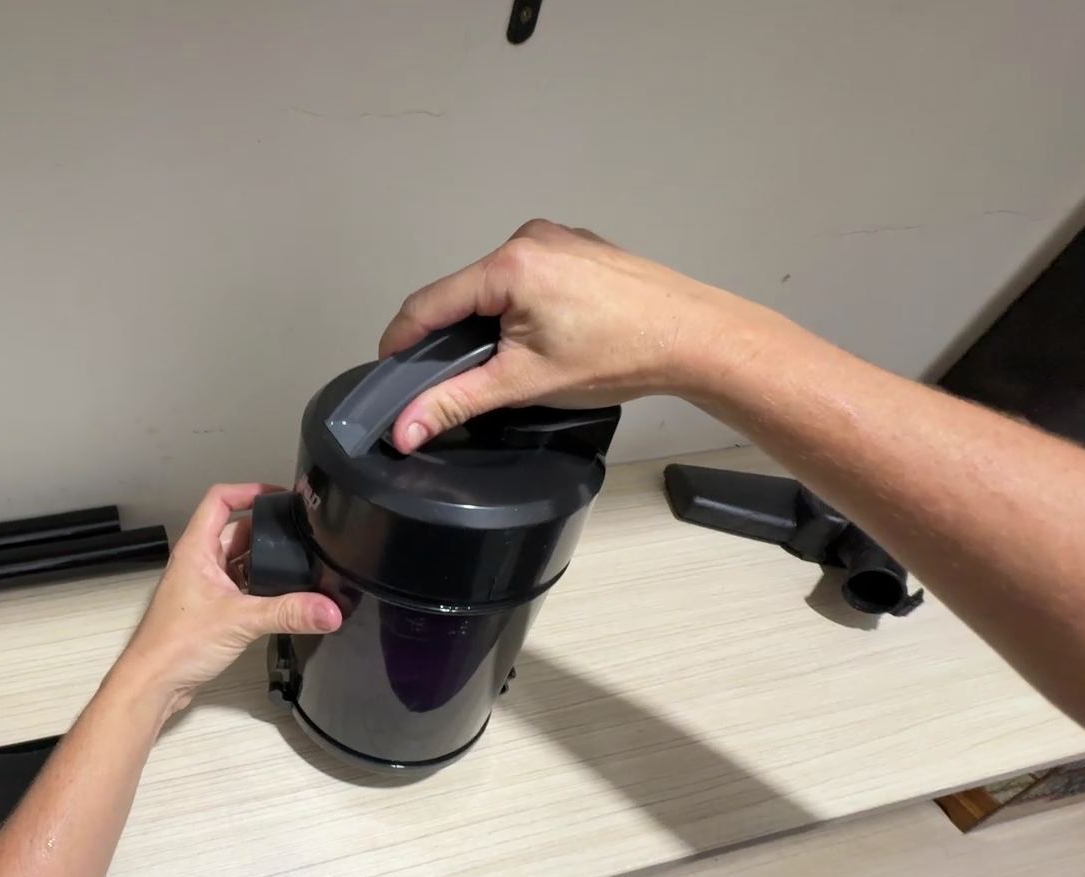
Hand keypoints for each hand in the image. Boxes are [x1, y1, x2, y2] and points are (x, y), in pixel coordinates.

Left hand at [111, 483, 340, 716]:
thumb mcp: (240, 620)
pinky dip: (260, 587)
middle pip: (236, 531)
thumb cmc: (178, 644)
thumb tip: (330, 609)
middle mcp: (199, 562)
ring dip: (265, 561)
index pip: (220, 501)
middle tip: (301, 532)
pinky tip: (282, 596)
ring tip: (300, 561)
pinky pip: (239, 586)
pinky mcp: (210, 609)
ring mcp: (203, 586)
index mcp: (196, 549)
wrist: (154, 683)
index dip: (249, 491)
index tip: (280, 495)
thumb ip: (288, 612)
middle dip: (267, 530)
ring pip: (239, 561)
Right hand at [379, 219, 789, 452]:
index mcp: (510, 265)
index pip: (427, 303)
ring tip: (492, 359)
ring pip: (486, 284)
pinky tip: (528, 335)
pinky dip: (507, 305)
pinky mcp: (573, 248)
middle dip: (443, 334)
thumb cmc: (620, 354)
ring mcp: (554, 239)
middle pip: (456, 291)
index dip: (400, 340)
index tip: (388, 370)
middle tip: (444, 376)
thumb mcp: (522, 384)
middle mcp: (529, 239)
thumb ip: (453, 402)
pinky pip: (518, 275)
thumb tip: (405, 429)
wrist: (696, 338)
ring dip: (477, 320)